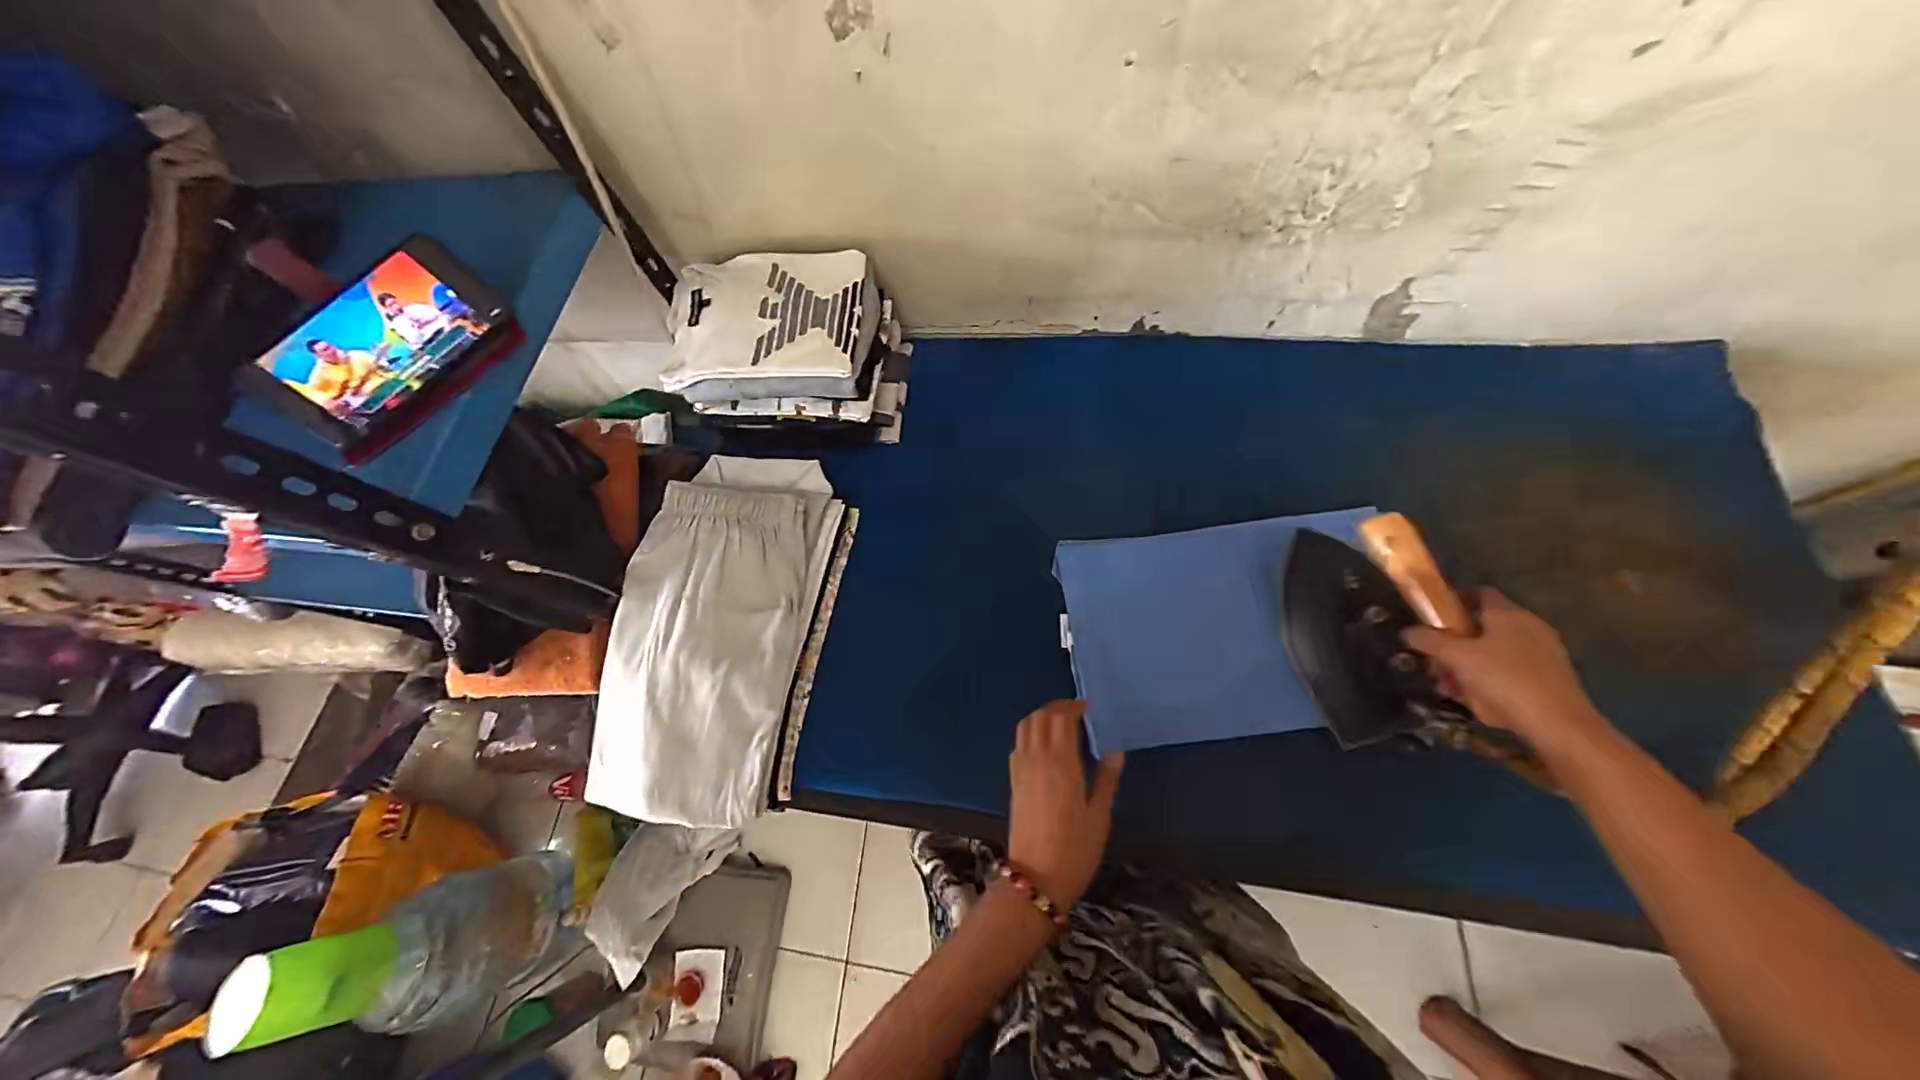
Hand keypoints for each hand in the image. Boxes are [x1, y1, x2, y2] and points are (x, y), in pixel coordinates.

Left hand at [1006, 700, 1123, 906]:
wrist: (1036, 877)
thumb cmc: (1075, 848)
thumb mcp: (1099, 816)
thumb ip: (1106, 780)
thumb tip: (1115, 751)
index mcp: (1061, 763)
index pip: (1061, 719)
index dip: (1073, 707)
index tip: (1088, 706)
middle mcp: (1037, 759)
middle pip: (1040, 717)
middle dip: (1056, 707)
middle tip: (1075, 710)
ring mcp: (1021, 770)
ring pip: (1025, 727)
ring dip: (1040, 716)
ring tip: (1059, 721)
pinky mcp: (1013, 783)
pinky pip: (1018, 745)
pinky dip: (1029, 734)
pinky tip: (1043, 745)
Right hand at [1401, 589, 1612, 755]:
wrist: (1560, 726)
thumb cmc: (1504, 680)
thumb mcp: (1456, 657)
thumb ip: (1428, 640)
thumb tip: (1408, 631)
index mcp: (1509, 615)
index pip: (1478, 593)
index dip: (1452, 599)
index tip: (1429, 614)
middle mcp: (1529, 628)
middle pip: (1481, 628)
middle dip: (1452, 644)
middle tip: (1434, 662)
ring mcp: (1543, 654)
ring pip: (1493, 653)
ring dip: (1466, 667)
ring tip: (1449, 688)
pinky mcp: (1549, 679)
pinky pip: (1508, 672)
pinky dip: (1488, 681)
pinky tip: (1475, 701)